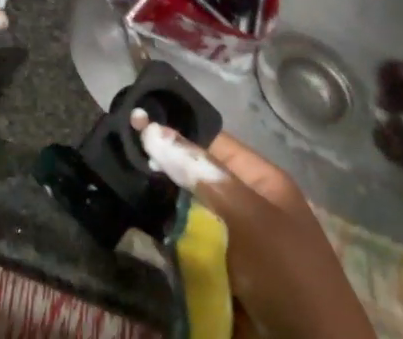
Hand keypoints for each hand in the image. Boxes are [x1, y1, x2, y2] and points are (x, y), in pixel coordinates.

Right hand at [135, 117, 374, 338]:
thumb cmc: (287, 274)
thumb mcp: (248, 216)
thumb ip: (200, 172)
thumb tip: (149, 128)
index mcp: (260, 180)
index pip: (208, 140)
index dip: (170, 133)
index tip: (126, 130)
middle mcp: (245, 203)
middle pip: (191, 176)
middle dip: (157, 173)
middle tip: (114, 165)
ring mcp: (231, 239)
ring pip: (182, 211)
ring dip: (155, 209)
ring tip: (117, 194)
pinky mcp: (218, 271)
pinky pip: (183, 245)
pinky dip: (163, 241)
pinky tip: (136, 230)